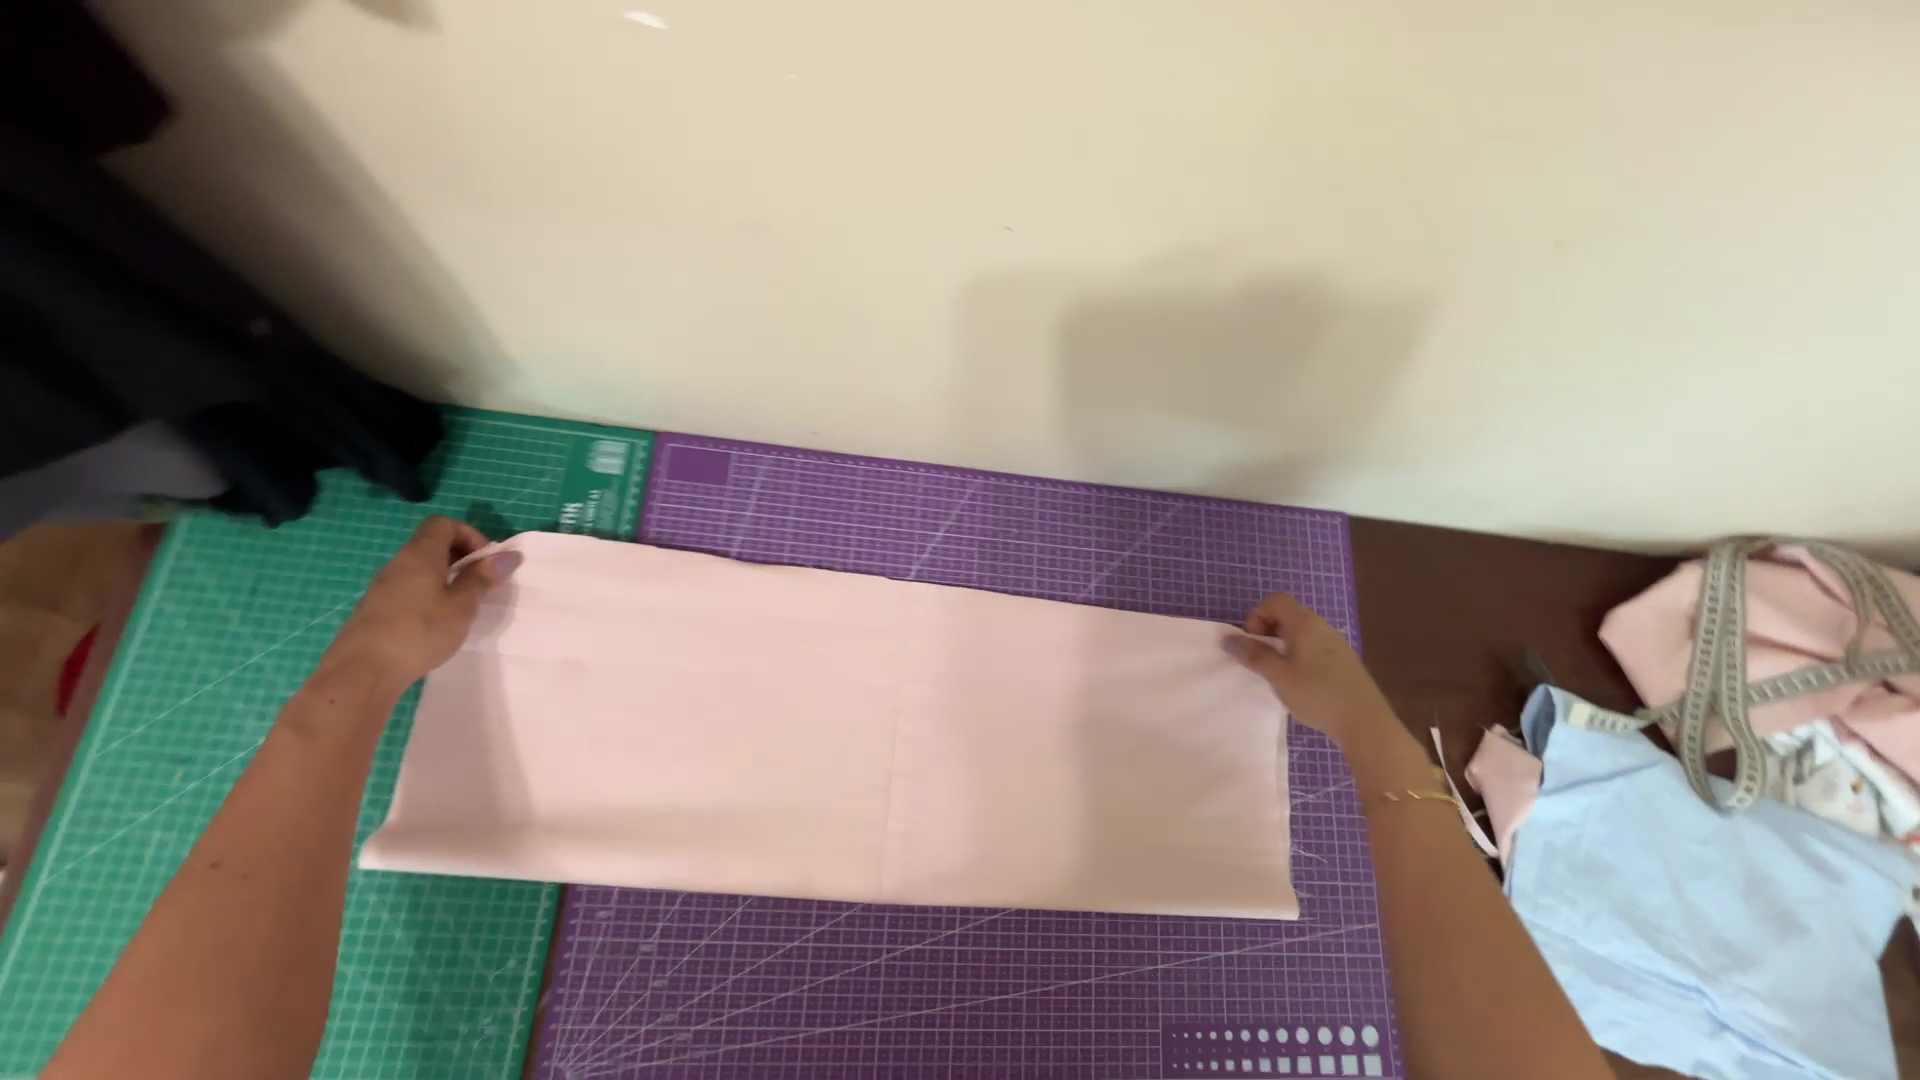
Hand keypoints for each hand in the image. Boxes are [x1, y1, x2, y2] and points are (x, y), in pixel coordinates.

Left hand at [321, 516, 512, 692]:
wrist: (362, 672)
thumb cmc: (420, 631)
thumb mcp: (462, 605)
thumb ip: (483, 578)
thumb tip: (508, 555)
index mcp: (419, 555)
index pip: (443, 524)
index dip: (469, 535)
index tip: (485, 562)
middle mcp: (398, 564)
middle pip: (431, 545)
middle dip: (461, 558)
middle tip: (481, 584)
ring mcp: (382, 587)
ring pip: (419, 569)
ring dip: (445, 579)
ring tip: (462, 606)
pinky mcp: (375, 610)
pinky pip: (408, 589)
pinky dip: (428, 595)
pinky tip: (436, 623)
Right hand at [1226, 592, 1397, 748]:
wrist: (1365, 722)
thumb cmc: (1317, 694)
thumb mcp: (1278, 675)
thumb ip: (1253, 655)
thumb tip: (1228, 638)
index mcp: (1304, 624)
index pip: (1275, 600)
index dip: (1257, 615)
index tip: (1253, 642)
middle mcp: (1321, 627)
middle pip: (1287, 614)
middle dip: (1266, 631)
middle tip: (1260, 658)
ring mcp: (1335, 643)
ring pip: (1300, 632)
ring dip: (1282, 645)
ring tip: (1278, 672)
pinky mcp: (1343, 660)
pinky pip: (1313, 646)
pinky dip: (1298, 655)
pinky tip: (1300, 682)